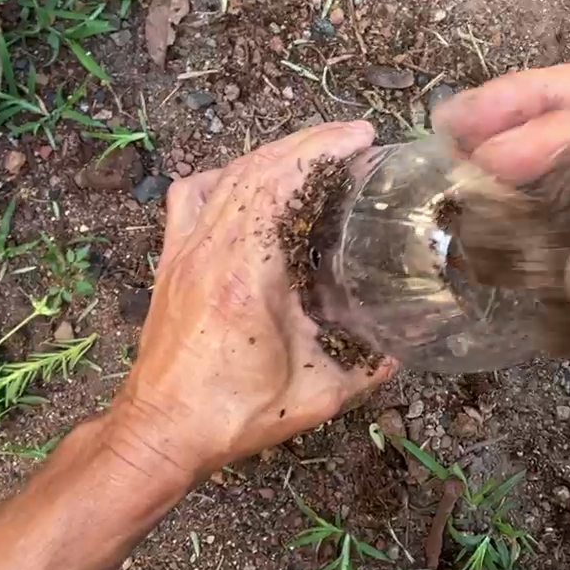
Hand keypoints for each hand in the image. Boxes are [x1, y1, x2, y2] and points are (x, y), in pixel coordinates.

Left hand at [106, 121, 394, 484]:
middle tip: (354, 136)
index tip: (362, 138)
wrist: (160, 433)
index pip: (281, 185)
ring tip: (317, 148)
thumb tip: (409, 343)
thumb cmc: (235, 415)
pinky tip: (252, 179)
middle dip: (310, 140)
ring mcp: (184, 249)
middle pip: (257, 166)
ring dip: (276, 151)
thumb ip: (370, 365)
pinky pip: (193, 195)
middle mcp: (211, 250)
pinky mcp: (172, 258)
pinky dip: (227, 174)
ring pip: (228, 174)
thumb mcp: (319, 394)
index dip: (323, 151)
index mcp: (248, 275)